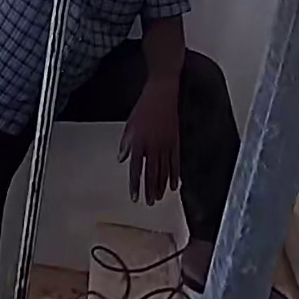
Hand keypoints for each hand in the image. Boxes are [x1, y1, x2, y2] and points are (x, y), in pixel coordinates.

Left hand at [119, 79, 180, 205]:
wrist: (161, 95)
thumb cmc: (143, 108)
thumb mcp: (130, 124)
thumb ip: (126, 142)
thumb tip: (122, 159)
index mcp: (139, 142)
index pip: (136, 168)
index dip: (135, 184)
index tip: (134, 197)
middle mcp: (153, 146)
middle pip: (152, 174)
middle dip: (150, 190)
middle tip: (149, 203)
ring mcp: (166, 145)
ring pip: (164, 171)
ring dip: (162, 186)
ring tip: (159, 198)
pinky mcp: (176, 142)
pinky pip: (176, 163)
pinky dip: (175, 175)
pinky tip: (175, 185)